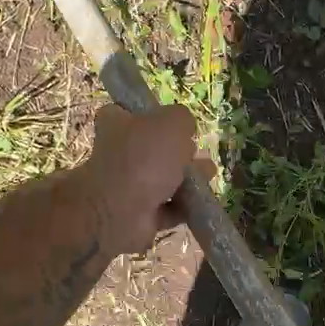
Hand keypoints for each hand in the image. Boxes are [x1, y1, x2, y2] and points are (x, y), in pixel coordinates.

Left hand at [76, 103, 206, 256]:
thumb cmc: (144, 158)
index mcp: (116, 123)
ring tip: (208, 177)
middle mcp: (117, 153)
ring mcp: (126, 186)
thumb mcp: (171, 123)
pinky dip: (184, 205)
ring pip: (162, 179)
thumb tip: (185, 127)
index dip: (153, 115)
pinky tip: (201, 202)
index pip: (129, 111)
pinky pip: (167, 207)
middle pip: (153, 148)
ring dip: (187, 179)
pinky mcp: (138, 214)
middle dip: (180, 152)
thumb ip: (182, 118)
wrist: (122, 212)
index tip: (175, 124)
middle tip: (199, 154)